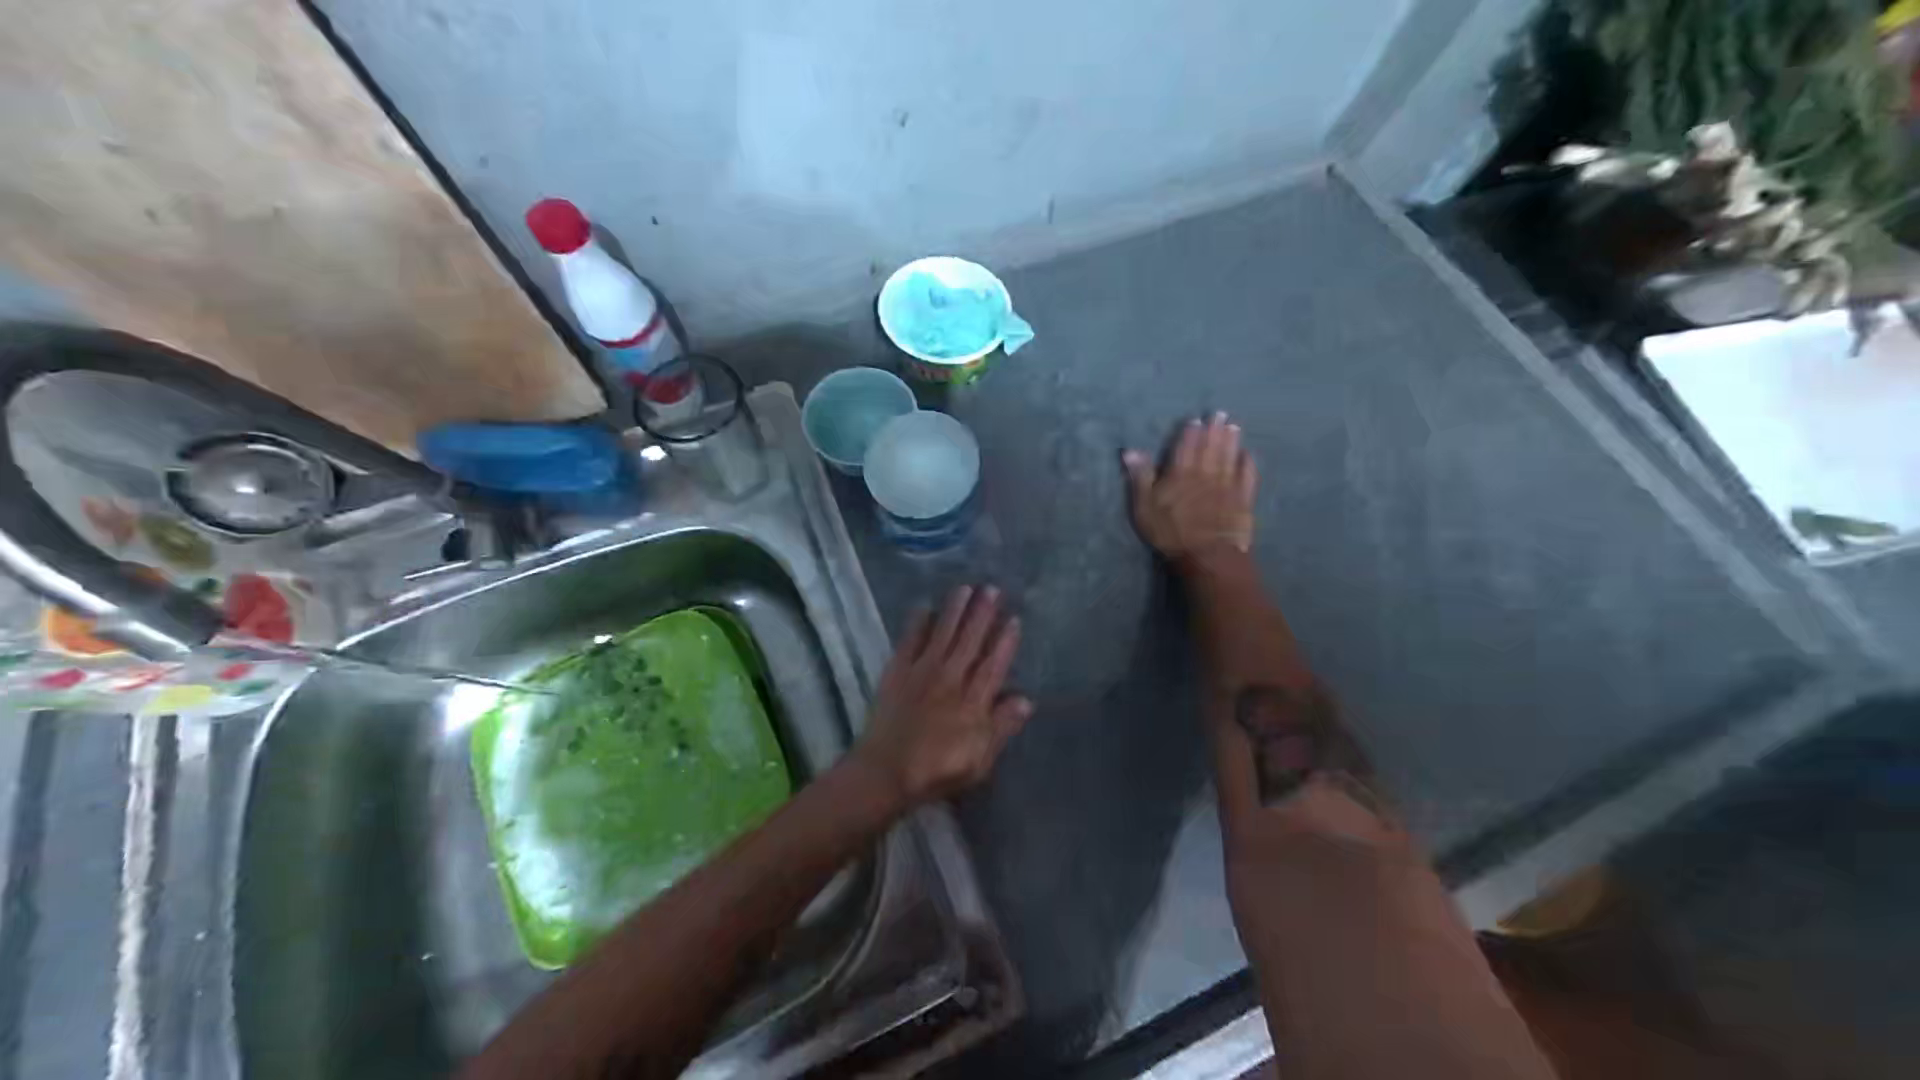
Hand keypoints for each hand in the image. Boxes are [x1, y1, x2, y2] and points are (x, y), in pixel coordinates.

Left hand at [854, 586, 1032, 807]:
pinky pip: (910, 641)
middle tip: (991, 588)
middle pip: (970, 641)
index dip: (1005, 642)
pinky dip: (917, 623)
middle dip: (982, 614)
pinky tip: (924, 607)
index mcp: (973, 702)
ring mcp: (922, 673)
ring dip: (955, 611)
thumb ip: (1001, 728)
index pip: (993, 665)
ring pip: (943, 634)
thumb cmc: (936, 772)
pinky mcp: (897, 673)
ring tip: (965, 588)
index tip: (1014, 619)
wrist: (884, 772)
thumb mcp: (979, 760)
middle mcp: (951, 679)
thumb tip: (1026, 700)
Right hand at [1123, 412, 1257, 567]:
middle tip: (1220, 414)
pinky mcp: (1242, 499)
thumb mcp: (1144, 506)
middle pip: (1210, 447)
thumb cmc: (1169, 532)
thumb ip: (1140, 476)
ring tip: (1233, 426)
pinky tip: (1247, 455)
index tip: (1196, 420)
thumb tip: (1130, 450)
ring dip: (1231, 440)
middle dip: (1214, 430)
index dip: (1191, 433)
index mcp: (1180, 474)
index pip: (1186, 447)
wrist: (1207, 554)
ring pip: (1229, 456)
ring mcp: (1227, 485)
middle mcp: (1205, 473)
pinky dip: (1247, 463)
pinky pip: (1247, 476)